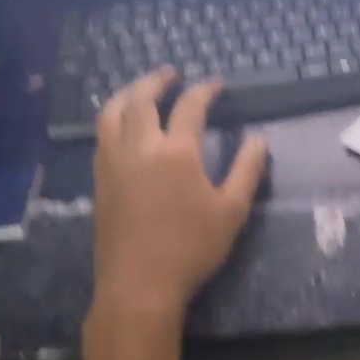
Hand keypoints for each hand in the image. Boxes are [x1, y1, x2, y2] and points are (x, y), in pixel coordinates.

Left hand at [90, 68, 267, 331]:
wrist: (139, 285)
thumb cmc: (192, 248)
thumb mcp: (232, 211)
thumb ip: (247, 170)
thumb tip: (259, 140)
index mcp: (176, 152)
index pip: (190, 107)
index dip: (205, 90)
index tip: (216, 84)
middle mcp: (140, 148)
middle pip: (141, 100)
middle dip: (156, 81)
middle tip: (170, 73)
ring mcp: (113, 163)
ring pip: (111, 114)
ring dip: (128, 94)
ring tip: (141, 90)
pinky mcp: (100, 181)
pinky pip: (101, 136)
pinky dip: (113, 118)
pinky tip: (122, 126)